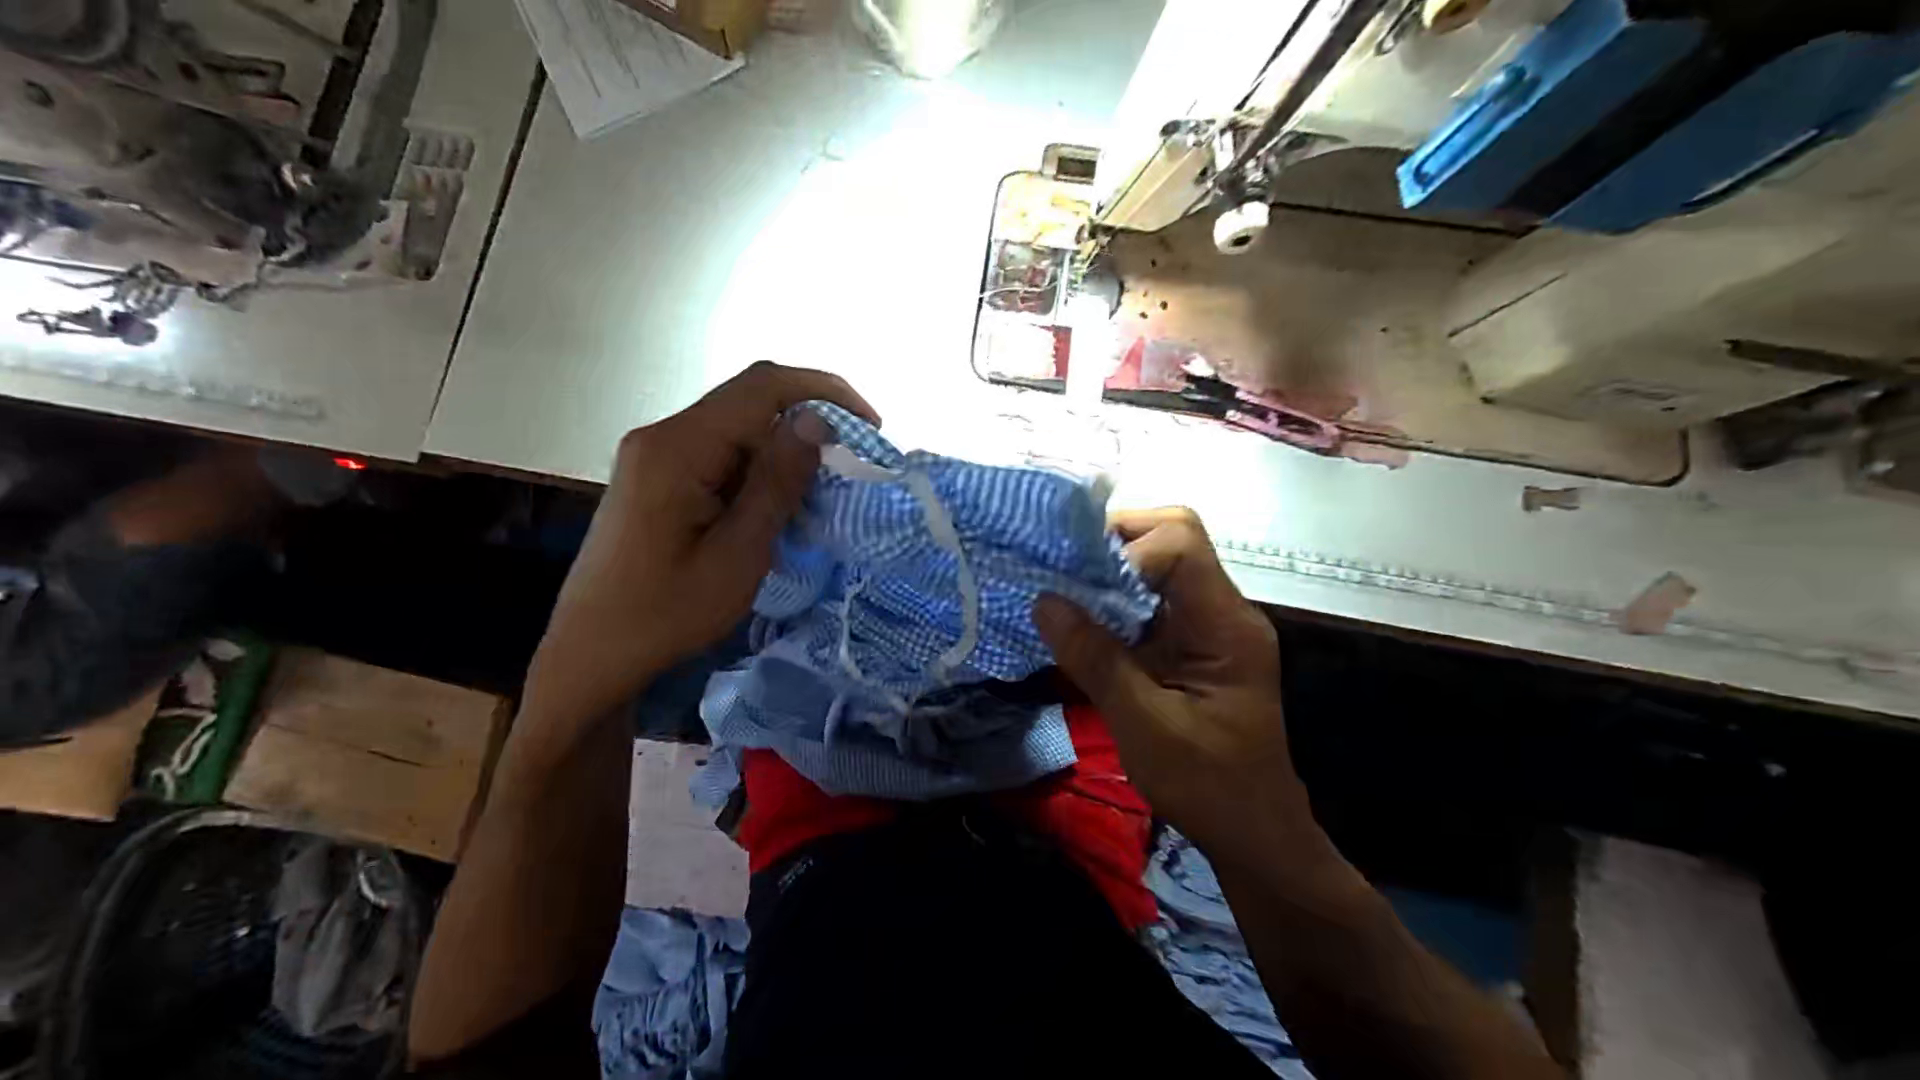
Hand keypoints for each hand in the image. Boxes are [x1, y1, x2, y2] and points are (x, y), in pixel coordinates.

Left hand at [525, 363, 877, 725]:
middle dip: (809, 421)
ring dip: (785, 449)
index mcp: (678, 447)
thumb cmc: (666, 613)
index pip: (762, 386)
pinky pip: (720, 453)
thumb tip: (817, 421)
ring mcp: (655, 454)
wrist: (592, 652)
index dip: (825, 392)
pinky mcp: (657, 475)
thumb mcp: (738, 554)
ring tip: (821, 491)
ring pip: (737, 427)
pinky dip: (759, 468)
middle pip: (749, 400)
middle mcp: (662, 435)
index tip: (870, 426)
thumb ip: (777, 483)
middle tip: (851, 465)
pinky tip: (777, 504)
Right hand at [1033, 508, 1309, 865]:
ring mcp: (1210, 625)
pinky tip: (1083, 619)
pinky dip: (1115, 600)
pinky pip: (1153, 599)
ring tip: (1063, 589)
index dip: (1126, 550)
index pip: (1181, 544)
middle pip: (1174, 539)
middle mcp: (1224, 612)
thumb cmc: (1206, 785)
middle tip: (1064, 570)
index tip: (1079, 582)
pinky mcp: (1193, 643)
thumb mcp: (1143, 725)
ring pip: (1161, 564)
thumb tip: (1043, 602)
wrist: (1253, 834)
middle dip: (1114, 544)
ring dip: (1110, 571)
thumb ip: (1095, 659)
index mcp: (1226, 625)